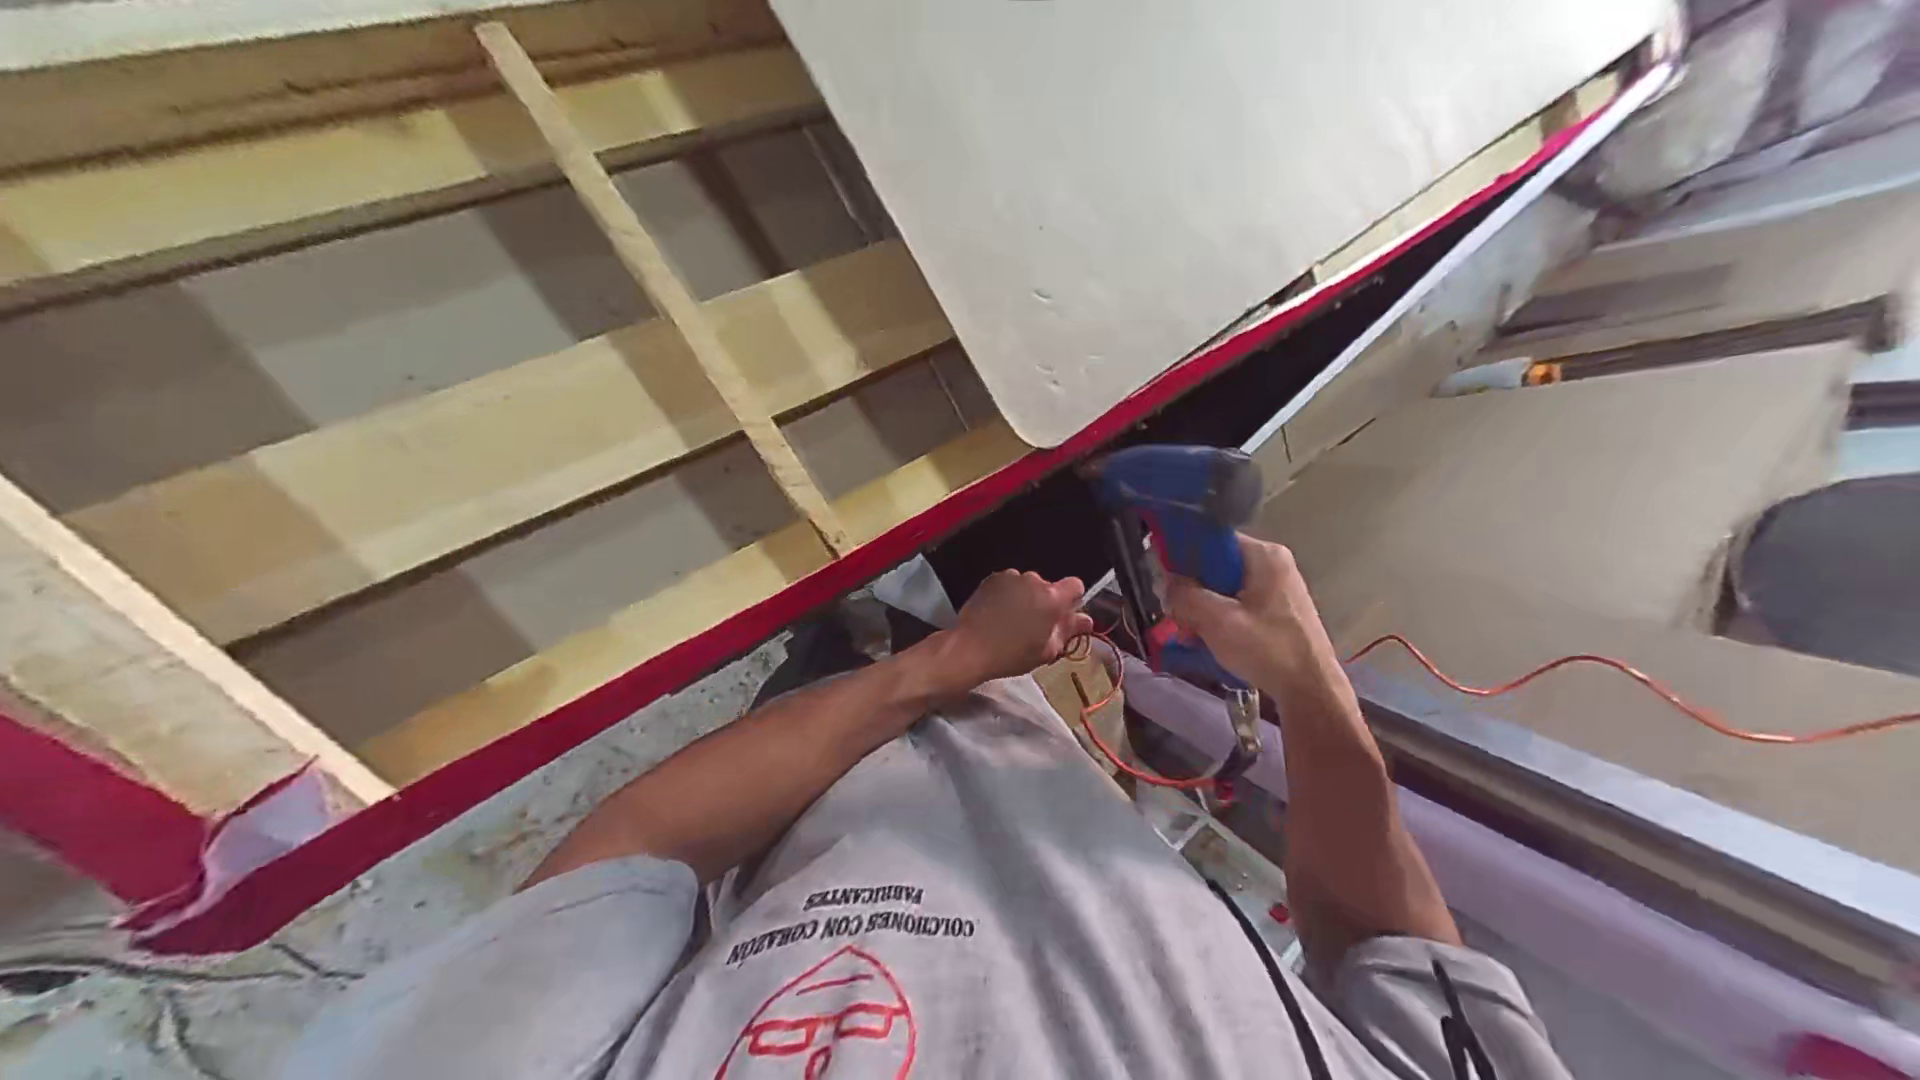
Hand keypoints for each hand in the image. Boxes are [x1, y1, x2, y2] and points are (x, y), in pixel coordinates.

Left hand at [934, 570, 1094, 690]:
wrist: (970, 648)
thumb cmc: (1012, 654)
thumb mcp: (1047, 649)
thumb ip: (1069, 631)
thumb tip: (1086, 620)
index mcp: (1052, 597)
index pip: (1075, 585)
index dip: (1072, 600)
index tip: (1062, 616)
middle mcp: (1033, 580)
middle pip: (1049, 587)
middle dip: (1046, 602)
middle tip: (1035, 625)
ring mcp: (1010, 577)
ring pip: (1028, 585)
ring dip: (1026, 597)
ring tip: (1013, 620)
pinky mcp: (992, 578)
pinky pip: (1009, 583)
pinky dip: (1008, 594)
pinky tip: (999, 613)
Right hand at [1164, 535, 1340, 692]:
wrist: (1311, 691)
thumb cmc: (1267, 649)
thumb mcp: (1217, 621)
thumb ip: (1185, 595)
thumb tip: (1166, 582)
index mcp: (1264, 555)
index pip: (1212, 540)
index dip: (1184, 555)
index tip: (1165, 578)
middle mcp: (1272, 563)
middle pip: (1216, 565)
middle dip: (1192, 588)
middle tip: (1176, 611)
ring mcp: (1277, 587)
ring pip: (1224, 586)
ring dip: (1203, 607)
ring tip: (1190, 630)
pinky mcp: (1277, 609)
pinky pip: (1237, 603)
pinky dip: (1219, 617)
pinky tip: (1209, 637)